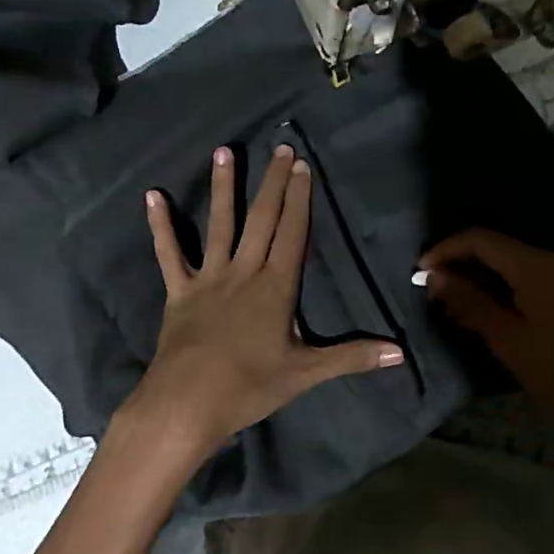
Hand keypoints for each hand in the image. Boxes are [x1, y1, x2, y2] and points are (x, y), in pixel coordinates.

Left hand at [127, 144, 403, 458]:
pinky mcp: (179, 291)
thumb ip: (352, 357)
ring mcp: (209, 279)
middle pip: (261, 219)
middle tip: (280, 147)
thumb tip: (401, 352)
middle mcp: (244, 272)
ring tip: (224, 151)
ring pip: (219, 225)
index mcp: (276, 287)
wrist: (185, 406)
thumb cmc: (249, 388)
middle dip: (273, 182)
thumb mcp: (306, 373)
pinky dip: (161, 225)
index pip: (292, 233)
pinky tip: (152, 196)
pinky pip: (169, 253)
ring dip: (223, 187)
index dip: (300, 198)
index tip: (302, 166)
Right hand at [421, 228, 553, 431]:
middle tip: (432, 291)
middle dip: (460, 264)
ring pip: (508, 263)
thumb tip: (434, 277)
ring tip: (450, 303)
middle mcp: (550, 260)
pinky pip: (523, 277)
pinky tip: (481, 310)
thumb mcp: (508, 340)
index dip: (446, 249)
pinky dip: (498, 287)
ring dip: (477, 277)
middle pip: (495, 247)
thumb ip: (470, 303)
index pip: (481, 239)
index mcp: (535, 266)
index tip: (419, 271)